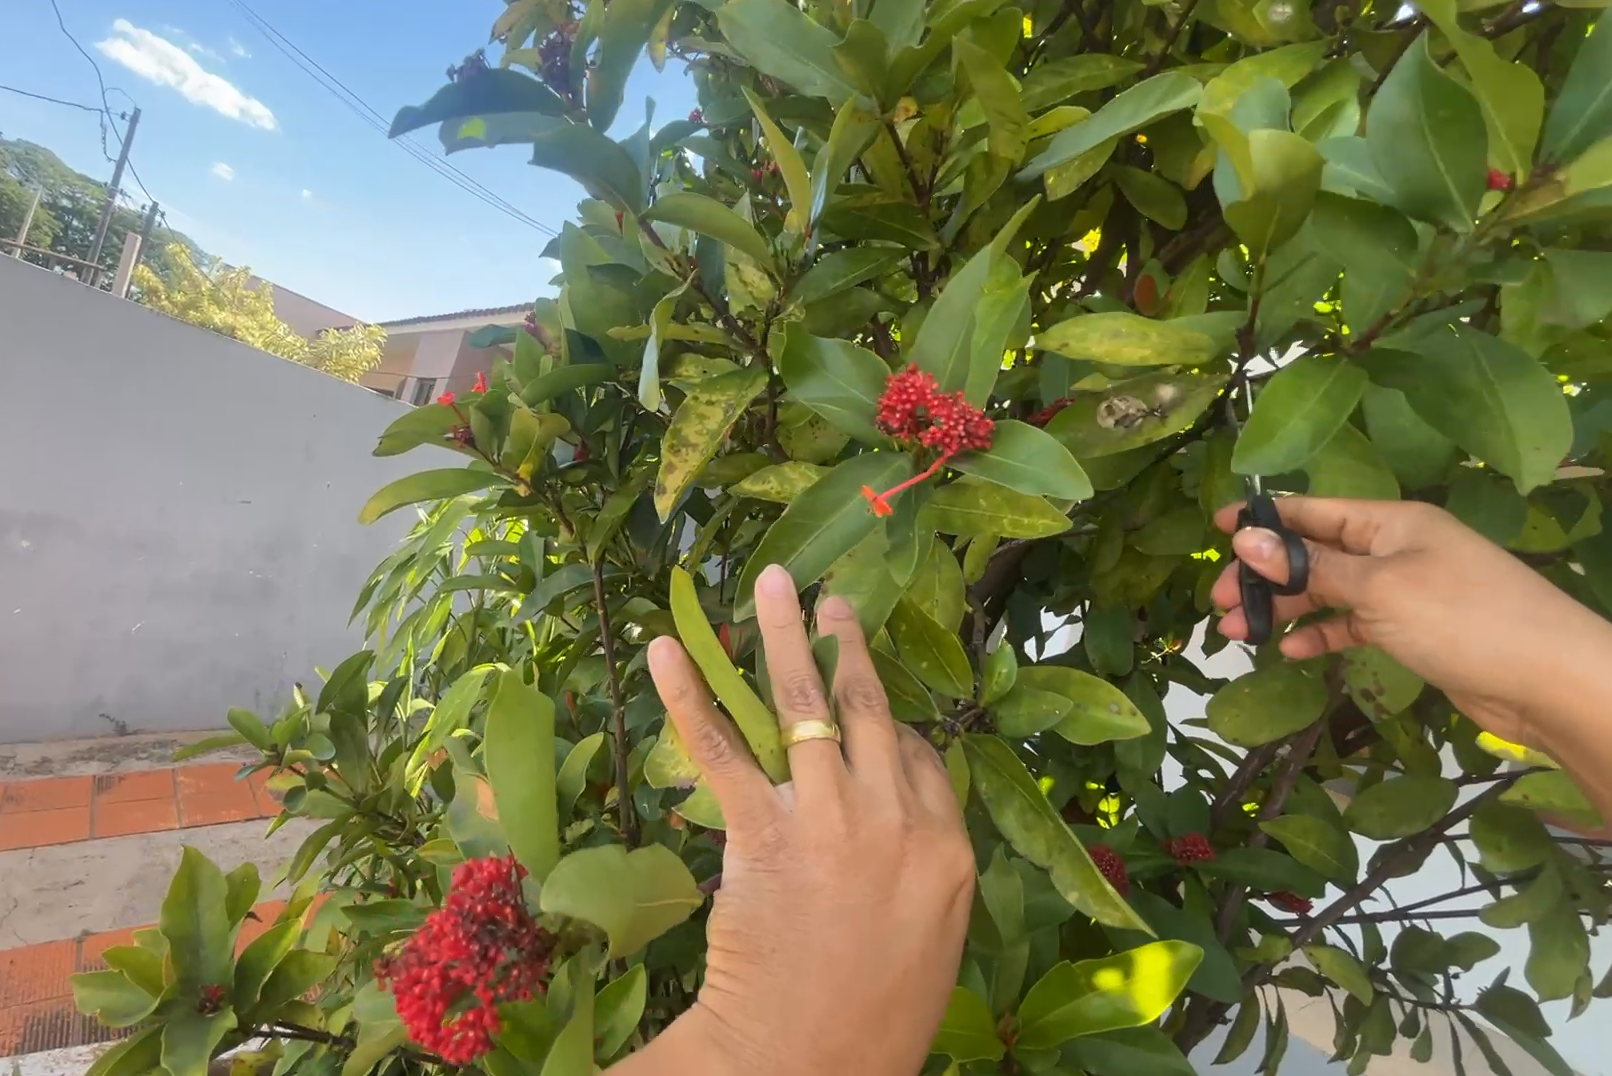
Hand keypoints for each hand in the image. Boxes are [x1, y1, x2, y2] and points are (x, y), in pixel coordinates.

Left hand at [641, 564, 975, 1075]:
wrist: (808, 1068)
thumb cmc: (876, 1012)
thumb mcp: (932, 931)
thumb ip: (924, 854)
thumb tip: (899, 791)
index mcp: (946, 844)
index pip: (914, 750)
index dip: (883, 721)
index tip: (860, 702)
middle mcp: (894, 818)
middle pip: (868, 706)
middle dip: (845, 644)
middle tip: (830, 600)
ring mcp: (828, 820)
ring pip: (805, 705)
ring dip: (781, 635)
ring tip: (772, 583)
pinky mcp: (762, 833)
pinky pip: (721, 750)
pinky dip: (688, 695)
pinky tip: (665, 651)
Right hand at [1210, 497, 1611, 750]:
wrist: (1559, 686)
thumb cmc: (1465, 618)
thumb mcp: (1376, 588)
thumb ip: (1307, 566)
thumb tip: (1243, 538)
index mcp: (1390, 523)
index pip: (1310, 512)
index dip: (1261, 519)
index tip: (1215, 528)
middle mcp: (1392, 550)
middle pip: (1309, 554)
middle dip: (1261, 576)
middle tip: (1218, 600)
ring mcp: (1401, 589)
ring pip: (1322, 592)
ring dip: (1280, 609)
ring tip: (1238, 633)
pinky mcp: (1408, 627)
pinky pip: (1347, 623)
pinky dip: (1318, 633)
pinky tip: (1291, 650)